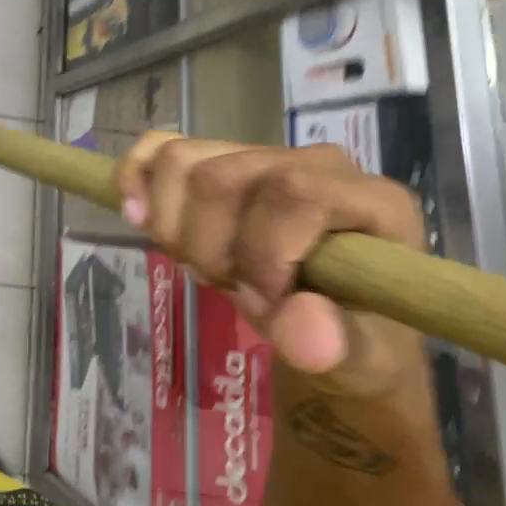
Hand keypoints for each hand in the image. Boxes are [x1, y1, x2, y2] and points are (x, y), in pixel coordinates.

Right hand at [117, 131, 427, 398]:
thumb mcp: (357, 360)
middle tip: (230, 289)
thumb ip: (336, 346)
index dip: (261, 250)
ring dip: (174, 227)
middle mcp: (314, 161)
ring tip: (204, 264)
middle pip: (219, 177)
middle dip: (209, 247)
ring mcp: (259, 153)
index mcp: (369, 200)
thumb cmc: (353, 339)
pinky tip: (138, 217)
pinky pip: (159, 146)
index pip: (293, 190)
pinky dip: (135, 177)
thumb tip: (304, 334)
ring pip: (180, 161)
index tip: (263, 302)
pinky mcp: (216, 157)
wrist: (330, 324)